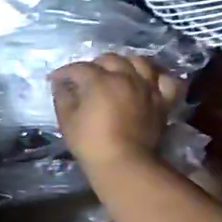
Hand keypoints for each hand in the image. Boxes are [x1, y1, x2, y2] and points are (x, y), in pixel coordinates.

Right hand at [50, 53, 180, 173]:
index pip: (79, 68)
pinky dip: (157, 76)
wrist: (124, 162)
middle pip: (110, 59)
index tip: (55, 80)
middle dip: (95, 64)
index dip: (64, 72)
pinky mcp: (162, 101)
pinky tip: (148, 81)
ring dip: (125, 63)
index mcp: (99, 80)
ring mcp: (147, 87)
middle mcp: (125, 77)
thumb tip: (60, 84)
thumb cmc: (90, 142)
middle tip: (86, 76)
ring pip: (140, 62)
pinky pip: (166, 80)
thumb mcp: (67, 120)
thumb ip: (62, 98)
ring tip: (117, 72)